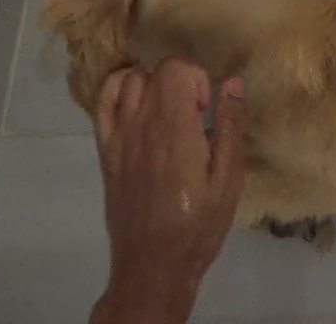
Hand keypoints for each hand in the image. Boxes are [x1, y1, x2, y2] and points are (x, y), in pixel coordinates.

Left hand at [90, 58, 246, 323]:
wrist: (153, 266)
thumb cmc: (198, 224)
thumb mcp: (228, 179)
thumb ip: (230, 126)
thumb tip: (232, 81)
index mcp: (174, 128)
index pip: (175, 68)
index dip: (196, 78)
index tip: (206, 109)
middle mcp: (142, 124)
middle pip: (155, 71)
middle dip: (180, 80)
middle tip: (194, 114)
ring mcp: (119, 137)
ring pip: (129, 80)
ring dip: (153, 84)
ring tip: (168, 110)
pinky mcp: (106, 151)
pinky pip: (103, 103)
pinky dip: (118, 90)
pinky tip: (138, 105)